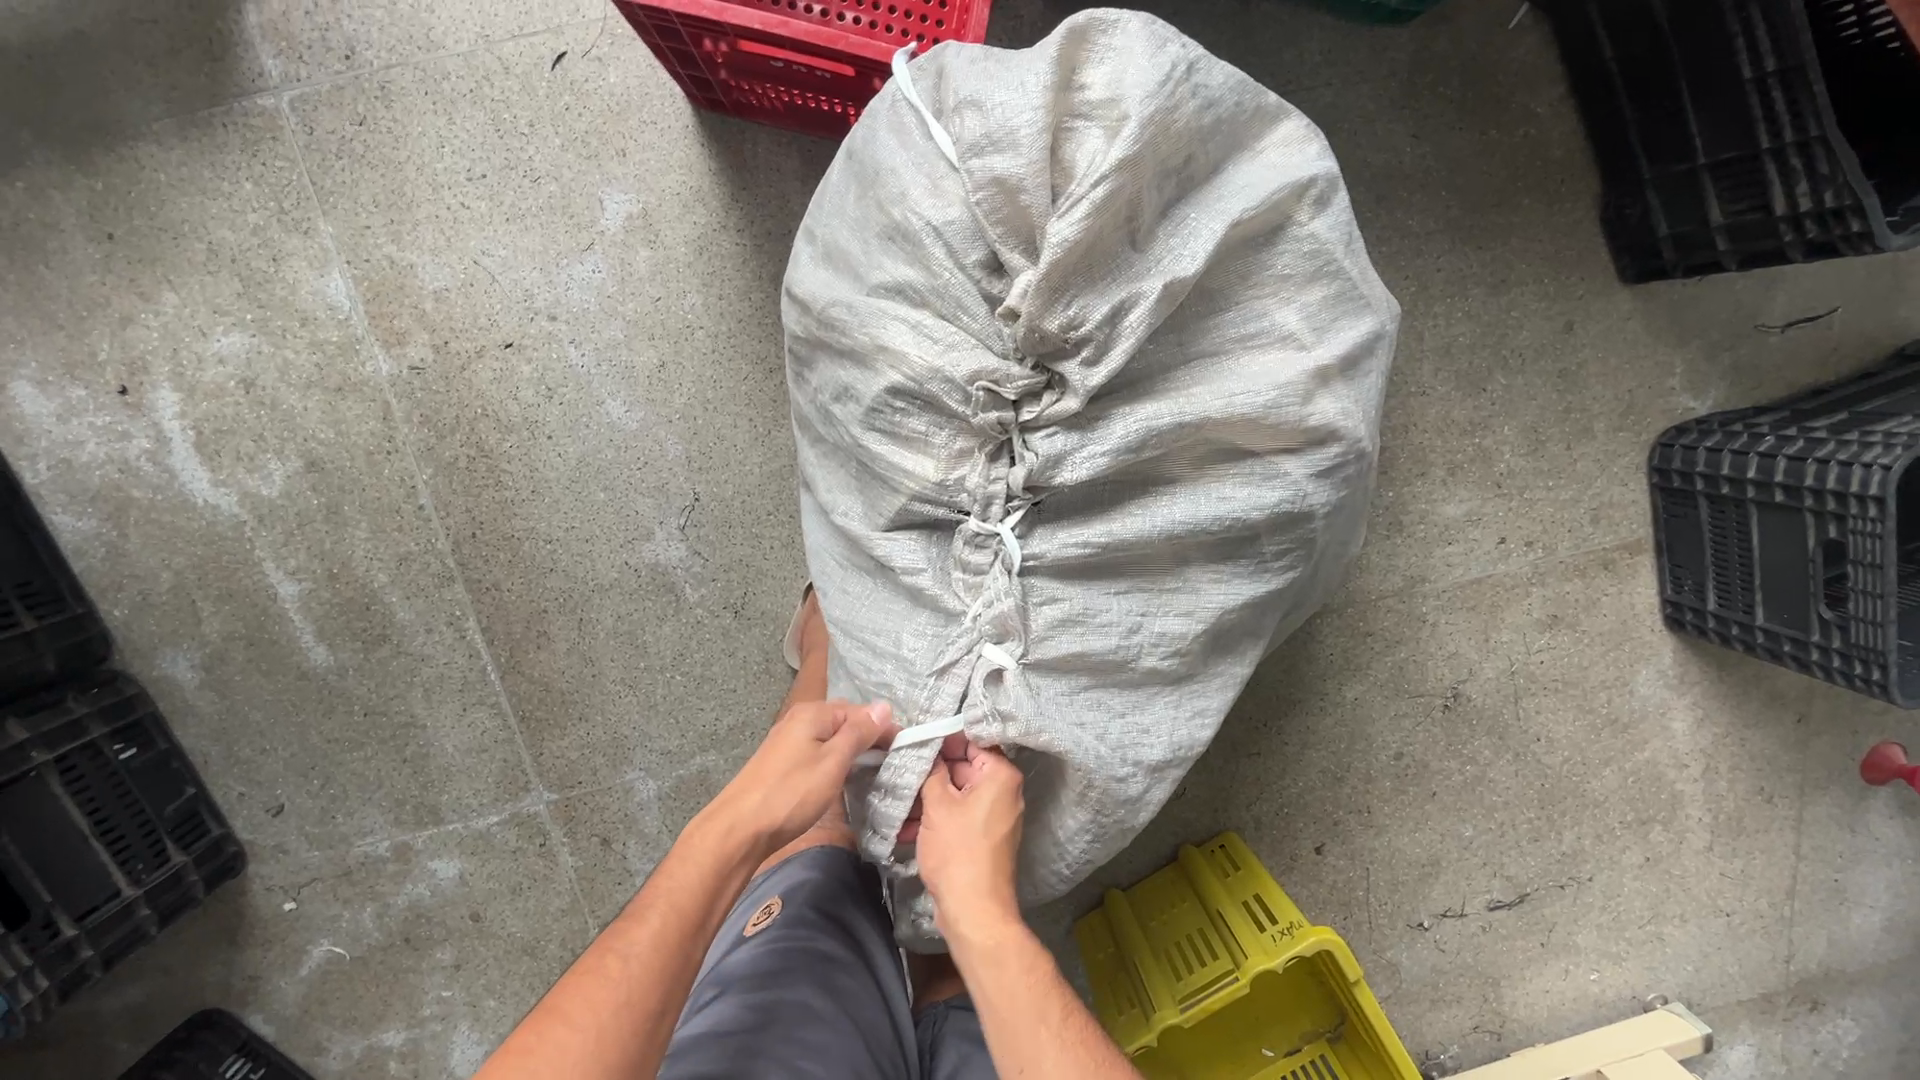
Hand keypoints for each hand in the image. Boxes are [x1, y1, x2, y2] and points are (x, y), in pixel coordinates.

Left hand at [703, 700, 898, 858]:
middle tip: (893, 762)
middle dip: (869, 737)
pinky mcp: (783, 763)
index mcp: (813, 713)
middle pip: (845, 721)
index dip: (884, 727)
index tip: (905, 750)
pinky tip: (843, 777)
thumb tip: (884, 706)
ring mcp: (789, 741)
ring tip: (874, 770)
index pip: (860, 710)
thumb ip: (859, 732)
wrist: (739, 829)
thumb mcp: (833, 761)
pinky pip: (819, 752)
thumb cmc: (791, 793)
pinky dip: (835, 761)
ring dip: (853, 750)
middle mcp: (799, 719)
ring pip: (831, 738)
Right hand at [915, 738, 1023, 940]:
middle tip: (899, 770)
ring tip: (897, 802)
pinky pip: (959, 817)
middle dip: (931, 773)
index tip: (916, 740)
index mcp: (1001, 776)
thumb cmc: (958, 852)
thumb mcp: (938, 805)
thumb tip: (929, 751)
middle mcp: (1004, 792)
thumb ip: (933, 771)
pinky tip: (905, 828)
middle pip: (963, 769)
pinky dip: (936, 819)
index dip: (943, 740)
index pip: (972, 743)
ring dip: (927, 799)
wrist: (974, 911)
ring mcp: (995, 816)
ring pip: (957, 795)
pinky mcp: (984, 837)